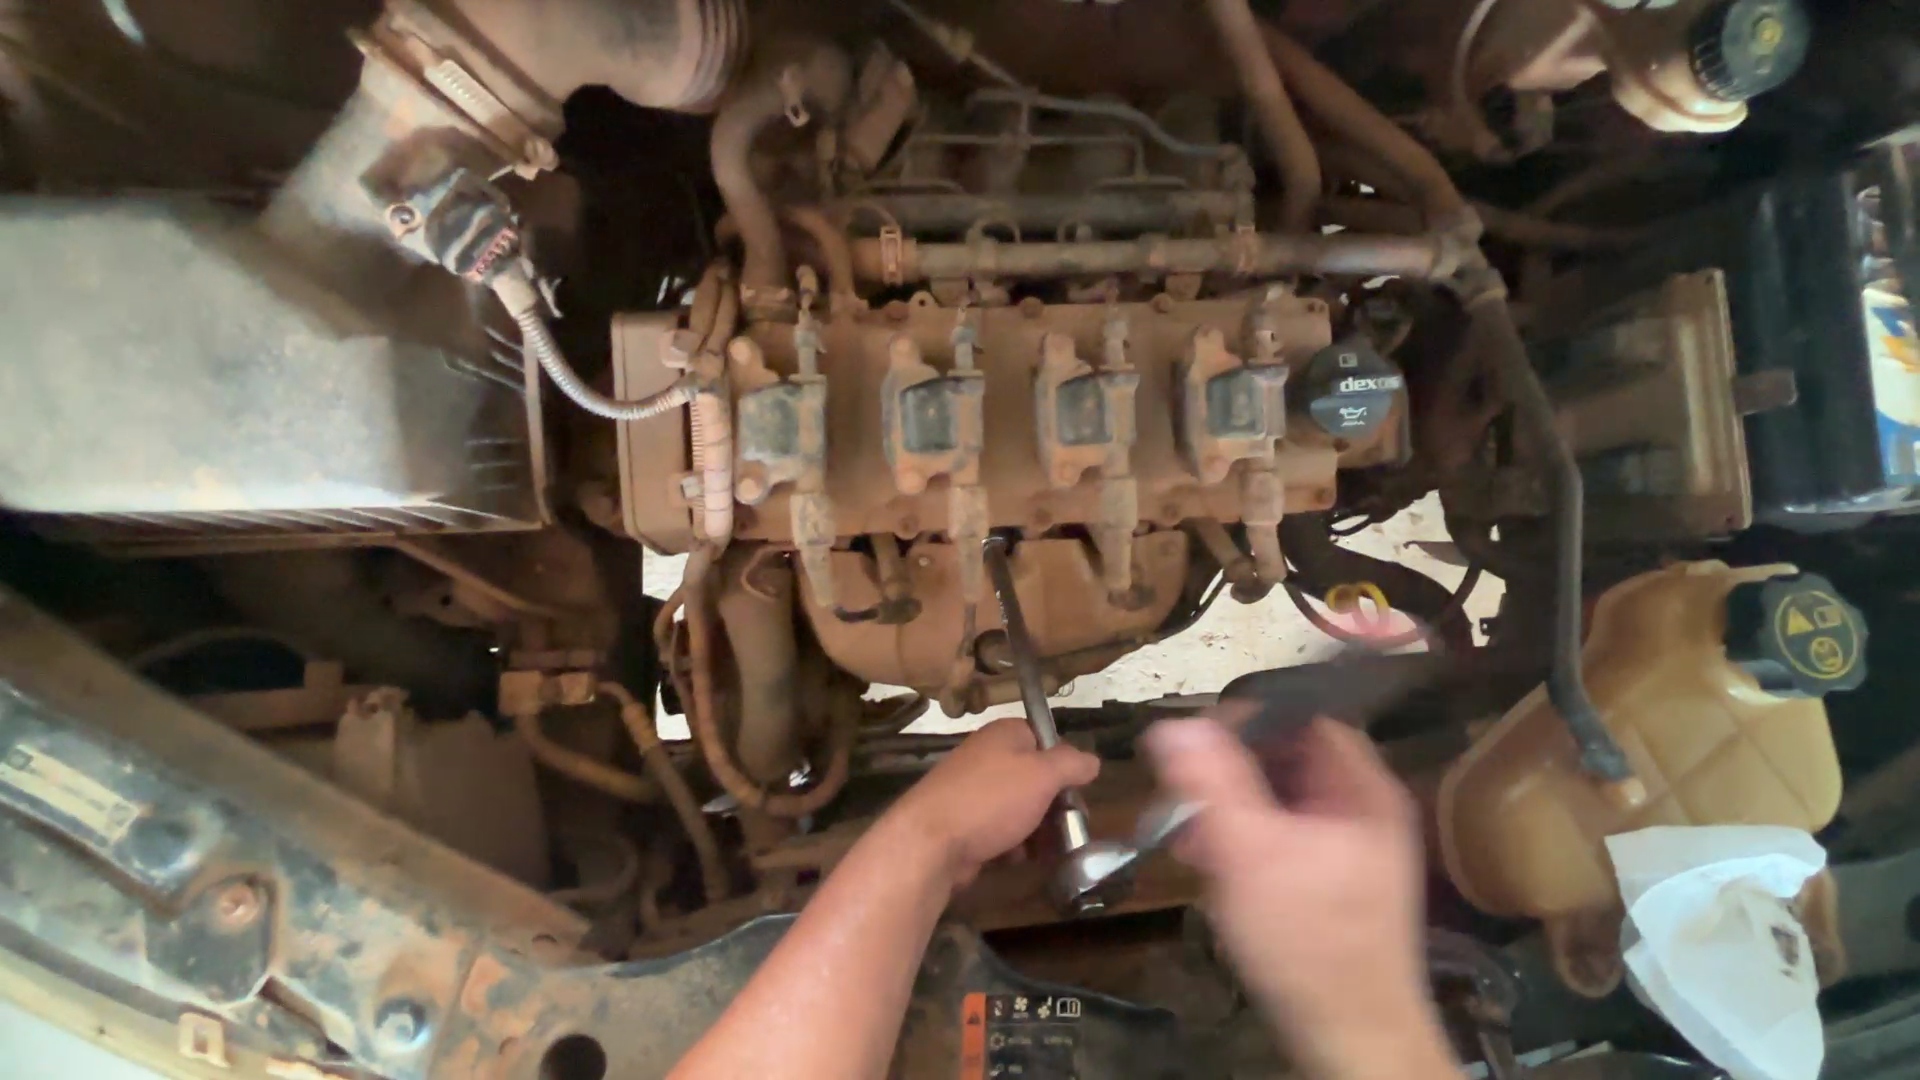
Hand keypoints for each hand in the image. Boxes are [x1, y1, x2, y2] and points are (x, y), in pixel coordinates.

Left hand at [891, 717, 1100, 886]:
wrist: (931, 842)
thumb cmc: (991, 800)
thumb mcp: (1042, 775)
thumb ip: (1071, 764)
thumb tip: (1092, 760)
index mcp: (1004, 735)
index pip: (1046, 740)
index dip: (1065, 765)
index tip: (1079, 792)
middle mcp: (988, 756)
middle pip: (1035, 777)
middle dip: (1055, 804)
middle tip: (1071, 828)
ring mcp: (973, 789)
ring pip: (1020, 806)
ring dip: (1037, 828)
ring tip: (1051, 850)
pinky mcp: (965, 822)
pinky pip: (1000, 829)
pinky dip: (1013, 843)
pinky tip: (1018, 859)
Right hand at [1143, 715, 1452, 1079]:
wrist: (1354, 1045)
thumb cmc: (1307, 942)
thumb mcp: (1247, 852)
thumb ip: (1209, 783)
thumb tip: (1173, 724)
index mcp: (1361, 790)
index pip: (1306, 717)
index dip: (1251, 717)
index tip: (1198, 736)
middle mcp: (1361, 809)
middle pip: (1285, 757)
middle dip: (1225, 768)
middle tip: (1181, 788)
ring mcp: (1347, 846)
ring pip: (1277, 797)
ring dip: (1225, 804)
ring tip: (1184, 828)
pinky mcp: (1328, 879)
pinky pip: (1278, 833)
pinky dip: (1240, 836)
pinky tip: (1206, 858)